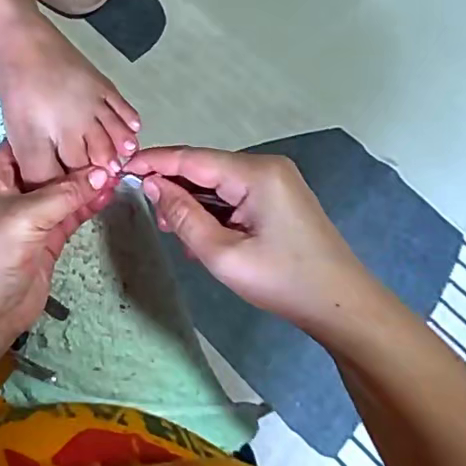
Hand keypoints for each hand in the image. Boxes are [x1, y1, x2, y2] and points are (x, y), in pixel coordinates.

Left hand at [0, 10, 141, 181]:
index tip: (86, 195)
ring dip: (121, 146)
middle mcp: (90, 125)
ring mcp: (97, 101)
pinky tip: (134, 126)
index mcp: (69, 142)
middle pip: (102, 154)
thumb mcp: (21, 139)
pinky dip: (129, 118)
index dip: (82, 185)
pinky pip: (121, 105)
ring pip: (115, 131)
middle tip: (111, 176)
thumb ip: (39, 169)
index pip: (80, 173)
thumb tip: (52, 191)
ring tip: (126, 155)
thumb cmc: (17, 94)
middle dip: (105, 168)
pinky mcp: (99, 82)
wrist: (20, 41)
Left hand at [0, 142, 114, 341]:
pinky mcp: (49, 238)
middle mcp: (16, 193)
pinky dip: (89, 204)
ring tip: (116, 170)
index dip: (49, 133)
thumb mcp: (26, 215)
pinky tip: (108, 194)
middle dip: (76, 158)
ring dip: (87, 183)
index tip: (80, 122)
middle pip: (49, 167)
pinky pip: (72, 214)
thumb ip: (65, 193)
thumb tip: (102, 173)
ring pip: (64, 192)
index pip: (25, 144)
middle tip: (109, 147)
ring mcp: (33, 217)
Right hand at [125, 146, 377, 331]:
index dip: (154, 161)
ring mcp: (275, 181)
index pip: (191, 158)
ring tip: (171, 229)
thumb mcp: (222, 254)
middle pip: (204, 168)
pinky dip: (211, 209)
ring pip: (217, 182)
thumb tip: (152, 184)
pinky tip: (198, 233)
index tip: (121, 168)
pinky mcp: (277, 197)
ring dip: (191, 201)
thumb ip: (182, 215)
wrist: (345, 307)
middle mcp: (265, 167)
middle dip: (172, 185)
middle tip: (147, 212)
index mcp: (256, 173)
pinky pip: (233, 194)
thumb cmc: (284, 281)